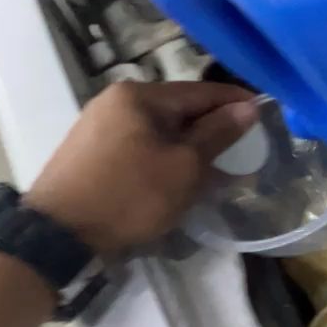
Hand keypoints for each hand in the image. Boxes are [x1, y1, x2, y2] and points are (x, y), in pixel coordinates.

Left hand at [26, 81, 256, 256]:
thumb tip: (248, 108)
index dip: (237, 102)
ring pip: (164, 128)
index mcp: (140, 96)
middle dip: (215, 128)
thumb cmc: (132, 195)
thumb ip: (219, 133)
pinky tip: (185, 174)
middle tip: (246, 147)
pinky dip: (169, 154)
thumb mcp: (186, 165)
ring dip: (194, 145)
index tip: (266, 114)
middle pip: (182, 109)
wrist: (60, 235)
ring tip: (221, 167)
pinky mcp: (94, 149)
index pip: (202, 92)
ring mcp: (101, 124)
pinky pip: (144, 143)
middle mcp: (117, 101)